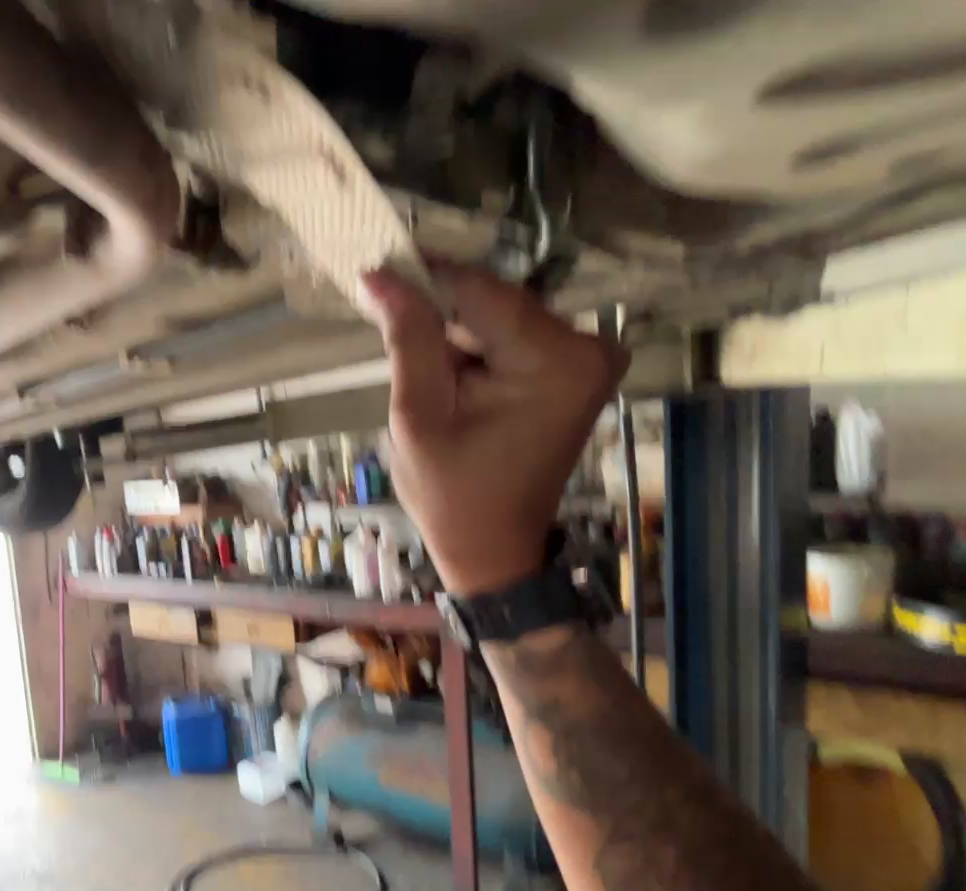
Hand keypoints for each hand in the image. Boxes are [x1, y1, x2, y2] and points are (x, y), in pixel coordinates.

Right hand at [363, 262, 625, 594]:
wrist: (494, 546)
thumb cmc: (451, 493)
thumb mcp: (418, 415)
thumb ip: (408, 339)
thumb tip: (378, 275)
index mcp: (554, 361)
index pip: (479, 291)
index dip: (423, 277)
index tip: (375, 270)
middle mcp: (588, 347)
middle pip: (494, 301)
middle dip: (440, 312)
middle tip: (390, 328)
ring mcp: (589, 358)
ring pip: (501, 316)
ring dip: (457, 334)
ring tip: (425, 374)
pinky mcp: (577, 370)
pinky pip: (515, 337)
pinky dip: (478, 349)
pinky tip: (452, 379)